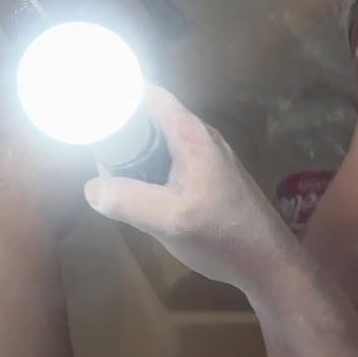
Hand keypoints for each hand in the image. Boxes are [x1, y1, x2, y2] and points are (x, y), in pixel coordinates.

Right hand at [84, 87, 288, 285]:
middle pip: (151, 114)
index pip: (150, 94)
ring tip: (101, 155)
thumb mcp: (170, 221)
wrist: (268, 266)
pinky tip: (131, 182)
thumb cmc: (223, 236)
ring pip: (158, 137)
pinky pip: (167, 156)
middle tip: (89, 132)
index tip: (92, 96)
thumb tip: (90, 187)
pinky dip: (145, 160)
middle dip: (119, 119)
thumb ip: (129, 201)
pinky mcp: (206, 176)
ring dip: (131, 143)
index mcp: (191, 135)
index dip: (120, 90)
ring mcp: (204, 157)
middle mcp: (199, 138)